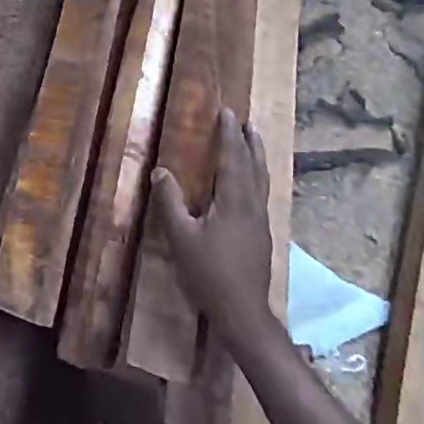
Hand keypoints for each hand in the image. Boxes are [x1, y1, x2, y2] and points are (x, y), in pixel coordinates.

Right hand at [151, 108, 273, 339]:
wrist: (243, 311)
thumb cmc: (209, 272)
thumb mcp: (181, 237)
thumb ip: (170, 202)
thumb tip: (160, 171)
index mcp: (234, 201)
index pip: (232, 159)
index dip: (229, 135)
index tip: (228, 113)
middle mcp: (252, 206)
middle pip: (254, 166)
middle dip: (249, 142)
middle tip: (247, 121)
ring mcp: (261, 221)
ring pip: (262, 181)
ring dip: (257, 158)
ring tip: (255, 142)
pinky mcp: (262, 235)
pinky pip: (261, 194)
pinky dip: (257, 177)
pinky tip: (252, 184)